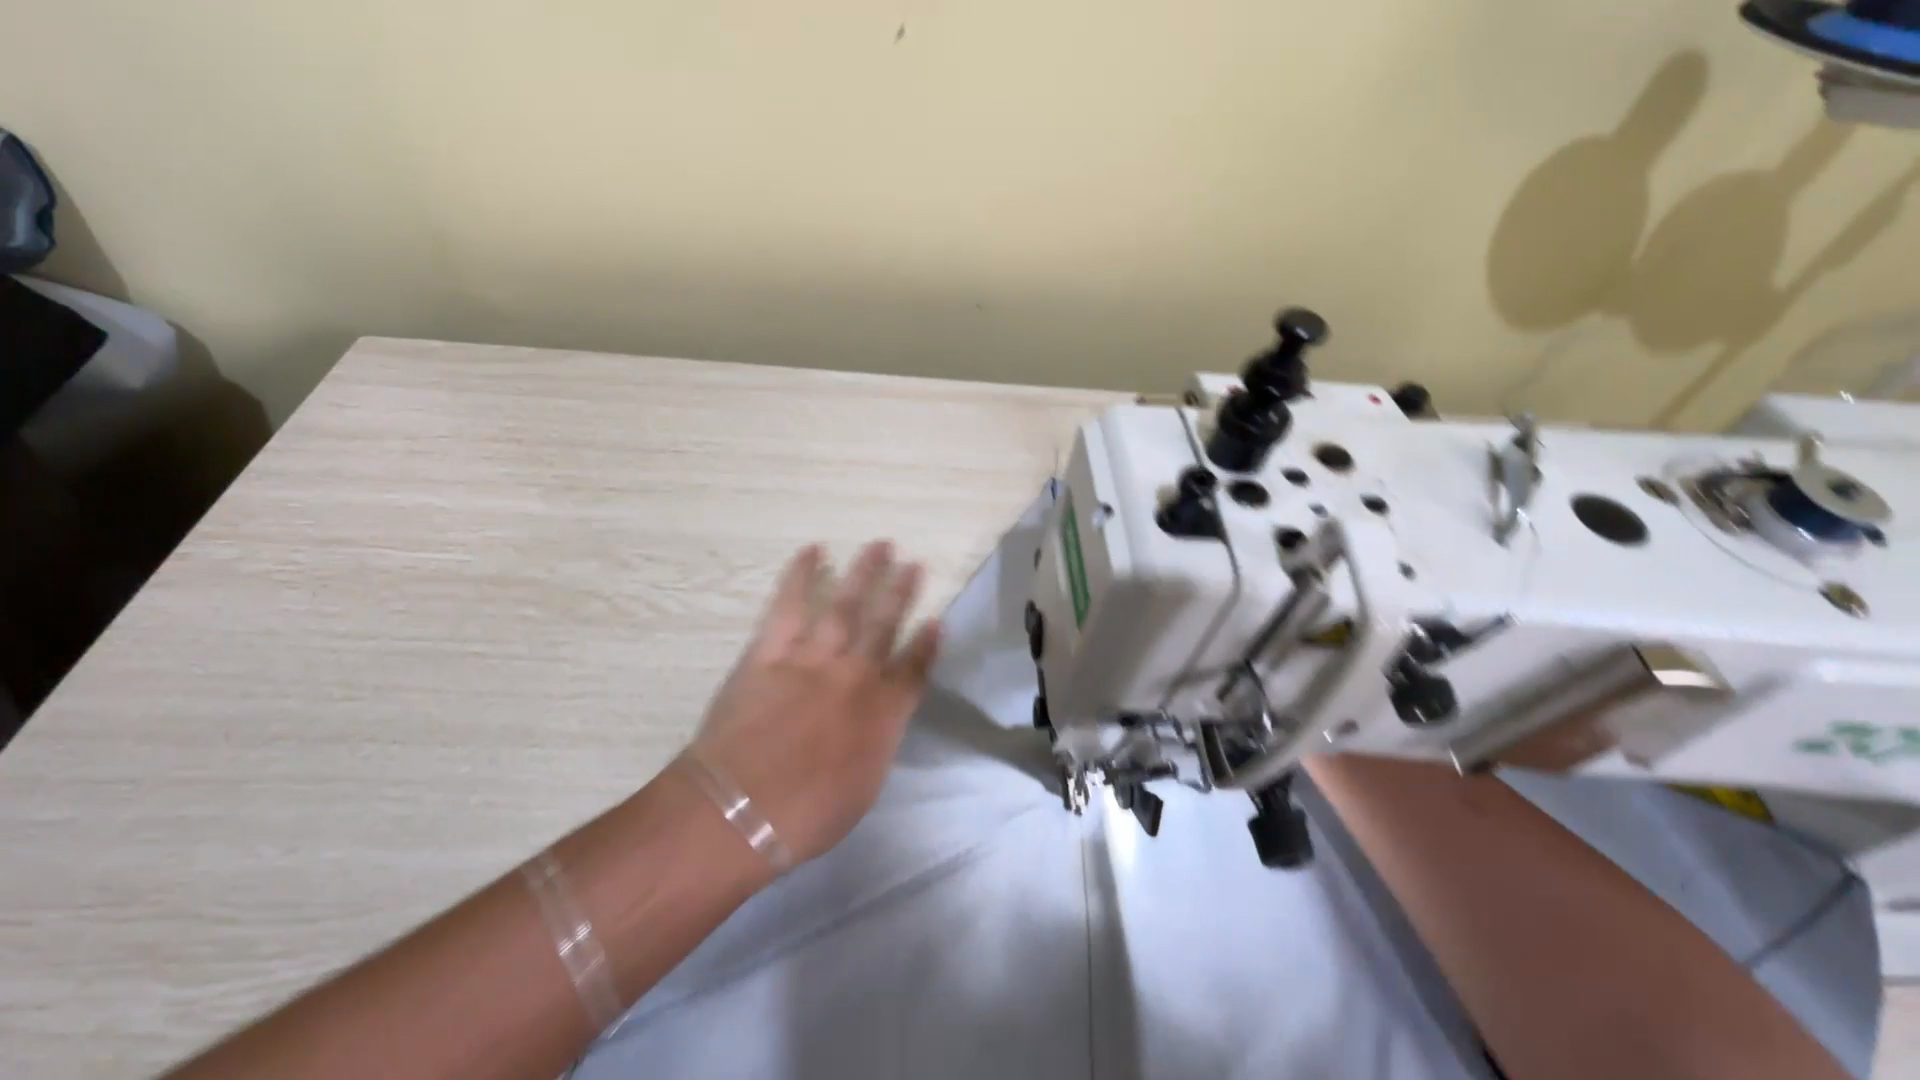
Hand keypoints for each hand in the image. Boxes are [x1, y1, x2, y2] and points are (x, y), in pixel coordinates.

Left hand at [686, 541, 940, 864]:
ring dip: (864, 574)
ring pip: (845, 606)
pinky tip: (813, 551)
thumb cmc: (806, 816)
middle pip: (884, 626)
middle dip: (902, 594)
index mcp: (882, 715)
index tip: (937, 621)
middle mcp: (855, 678)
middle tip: (915, 563)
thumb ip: (874, 746)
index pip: (914, 671)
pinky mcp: (769, 652)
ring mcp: (812, 659)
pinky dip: (801, 576)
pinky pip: (789, 605)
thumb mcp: (862, 789)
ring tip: (880, 545)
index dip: (927, 645)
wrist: (742, 808)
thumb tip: (876, 726)